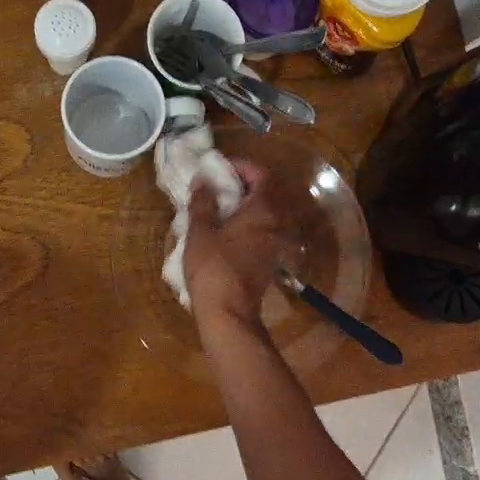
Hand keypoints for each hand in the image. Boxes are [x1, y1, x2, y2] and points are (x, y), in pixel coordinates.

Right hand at [184, 161, 280, 325]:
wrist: (229, 312)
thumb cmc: (214, 268)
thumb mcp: (201, 231)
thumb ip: (203, 202)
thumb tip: (203, 180)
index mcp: (264, 209)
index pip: (262, 174)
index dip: (242, 166)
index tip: (220, 168)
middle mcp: (278, 222)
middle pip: (267, 193)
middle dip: (243, 185)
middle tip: (217, 185)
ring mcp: (278, 243)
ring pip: (266, 213)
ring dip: (245, 205)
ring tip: (218, 207)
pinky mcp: (271, 260)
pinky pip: (264, 230)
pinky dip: (248, 223)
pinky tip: (226, 230)